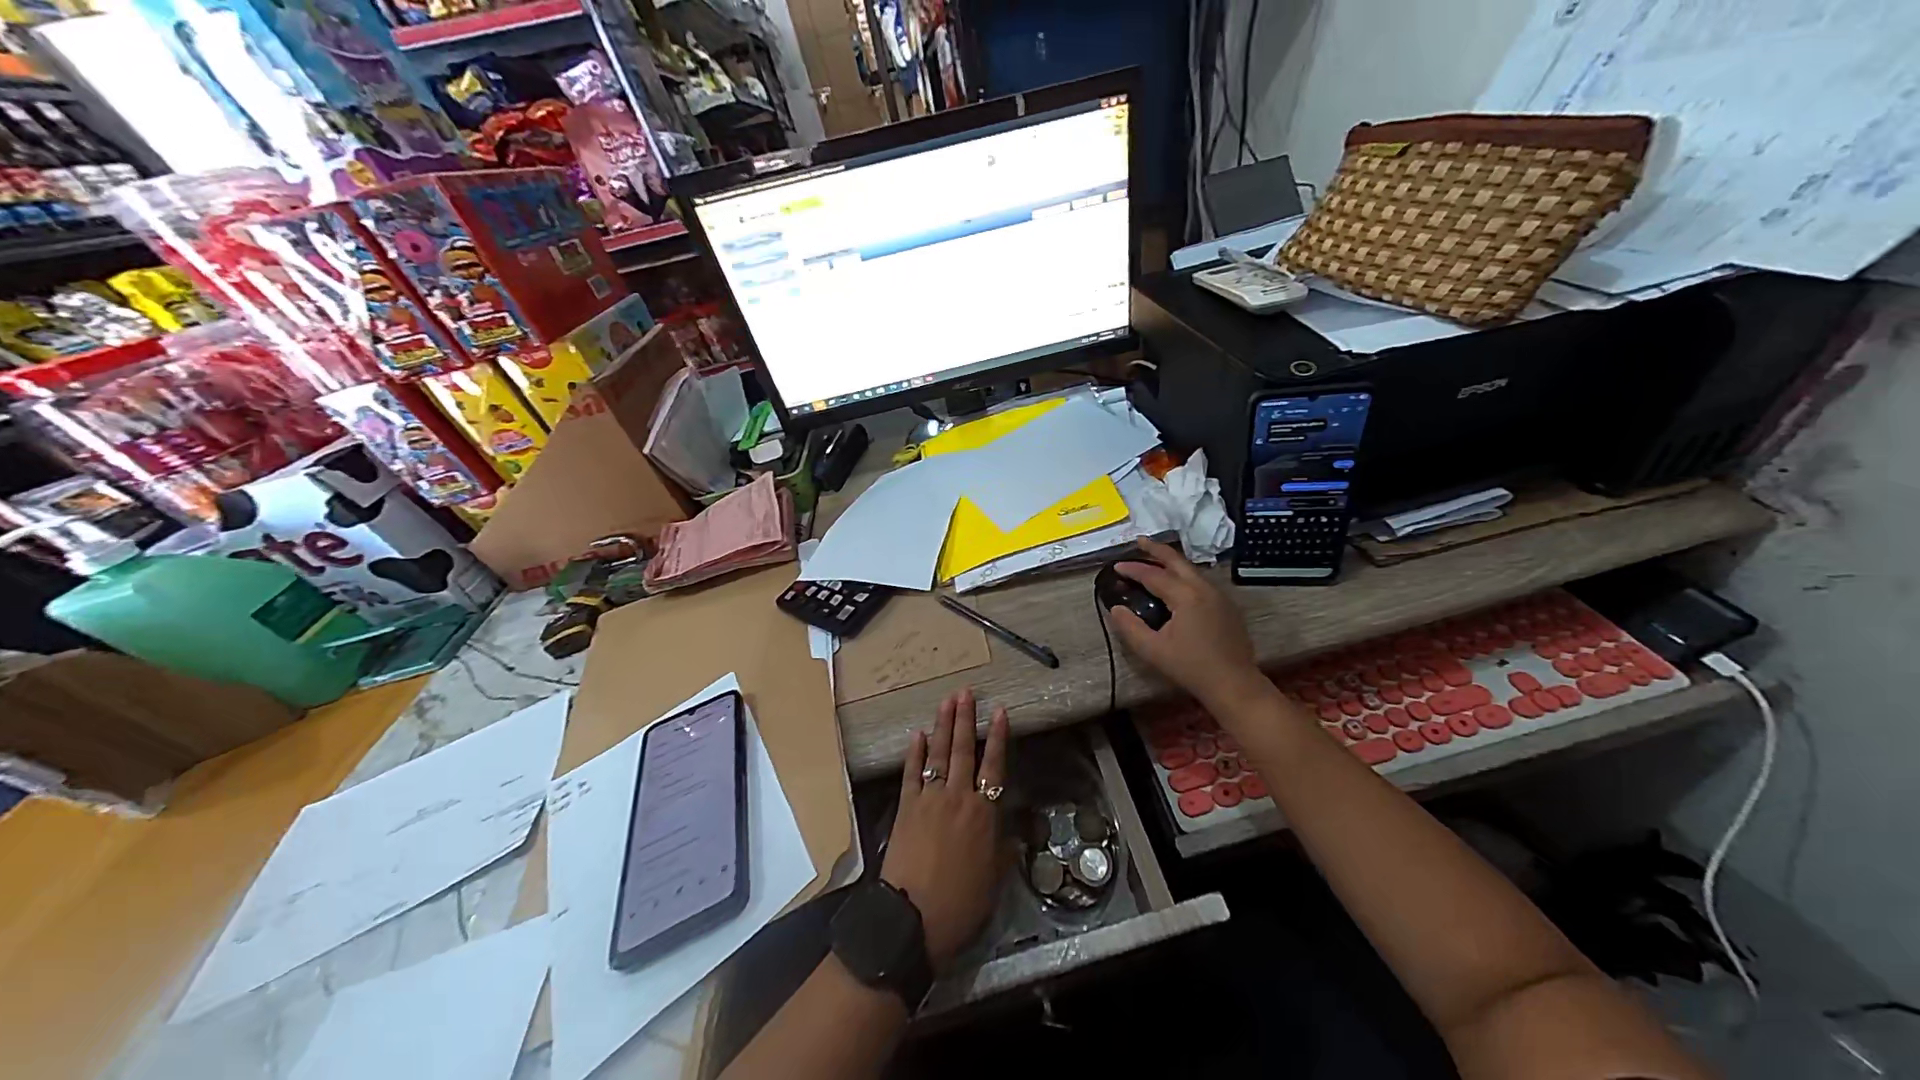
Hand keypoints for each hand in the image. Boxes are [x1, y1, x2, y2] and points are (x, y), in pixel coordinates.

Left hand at [880, 687, 1007, 972]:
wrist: (912, 918)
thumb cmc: (961, 903)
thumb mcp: (994, 879)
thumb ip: (1002, 850)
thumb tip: (1010, 832)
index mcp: (984, 814)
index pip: (995, 766)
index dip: (998, 738)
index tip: (1000, 712)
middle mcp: (957, 797)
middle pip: (964, 751)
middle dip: (966, 719)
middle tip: (966, 693)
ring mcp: (929, 799)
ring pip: (939, 754)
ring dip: (943, 726)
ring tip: (947, 702)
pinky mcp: (906, 807)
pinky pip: (912, 773)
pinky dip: (915, 752)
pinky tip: (918, 735)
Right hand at [1105, 539, 1268, 711]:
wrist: (1234, 683)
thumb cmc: (1191, 667)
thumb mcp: (1153, 650)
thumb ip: (1130, 627)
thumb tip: (1115, 609)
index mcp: (1186, 596)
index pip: (1153, 575)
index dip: (1133, 569)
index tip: (1116, 566)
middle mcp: (1204, 588)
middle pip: (1177, 561)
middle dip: (1156, 549)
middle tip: (1139, 541)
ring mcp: (1219, 595)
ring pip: (1191, 570)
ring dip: (1171, 562)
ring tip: (1154, 560)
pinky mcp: (1227, 606)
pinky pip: (1200, 581)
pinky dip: (1184, 575)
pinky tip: (1176, 583)